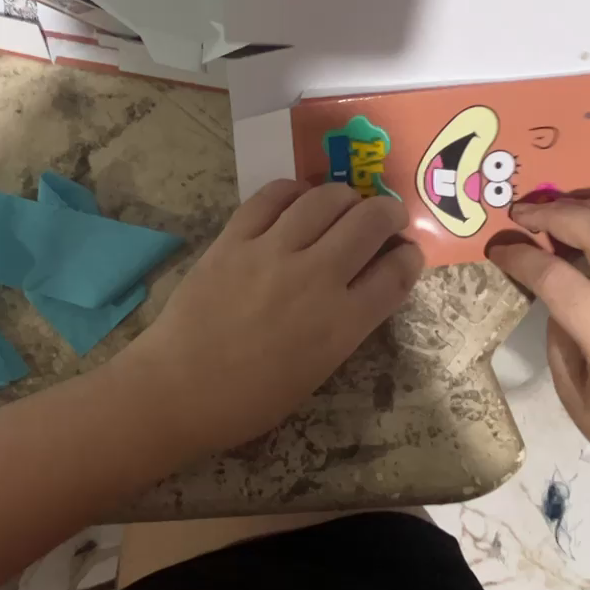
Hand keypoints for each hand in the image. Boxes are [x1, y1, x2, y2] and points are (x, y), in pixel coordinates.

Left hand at [129, 180, 423, 452]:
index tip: (407, 251)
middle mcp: (316, 277)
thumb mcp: (316, 371)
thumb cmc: (249, 399)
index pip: (396, 273)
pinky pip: (272, 197)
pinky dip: (294, 190)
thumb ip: (345, 325)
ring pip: (326, 199)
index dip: (410, 255)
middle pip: (369, 223)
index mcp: (342, 324)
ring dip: (346, 195)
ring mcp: (273, 251)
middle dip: (388, 213)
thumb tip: (361, 288)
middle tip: (385, 215)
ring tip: (346, 202)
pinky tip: (299, 197)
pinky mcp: (235, 237)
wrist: (179, 389)